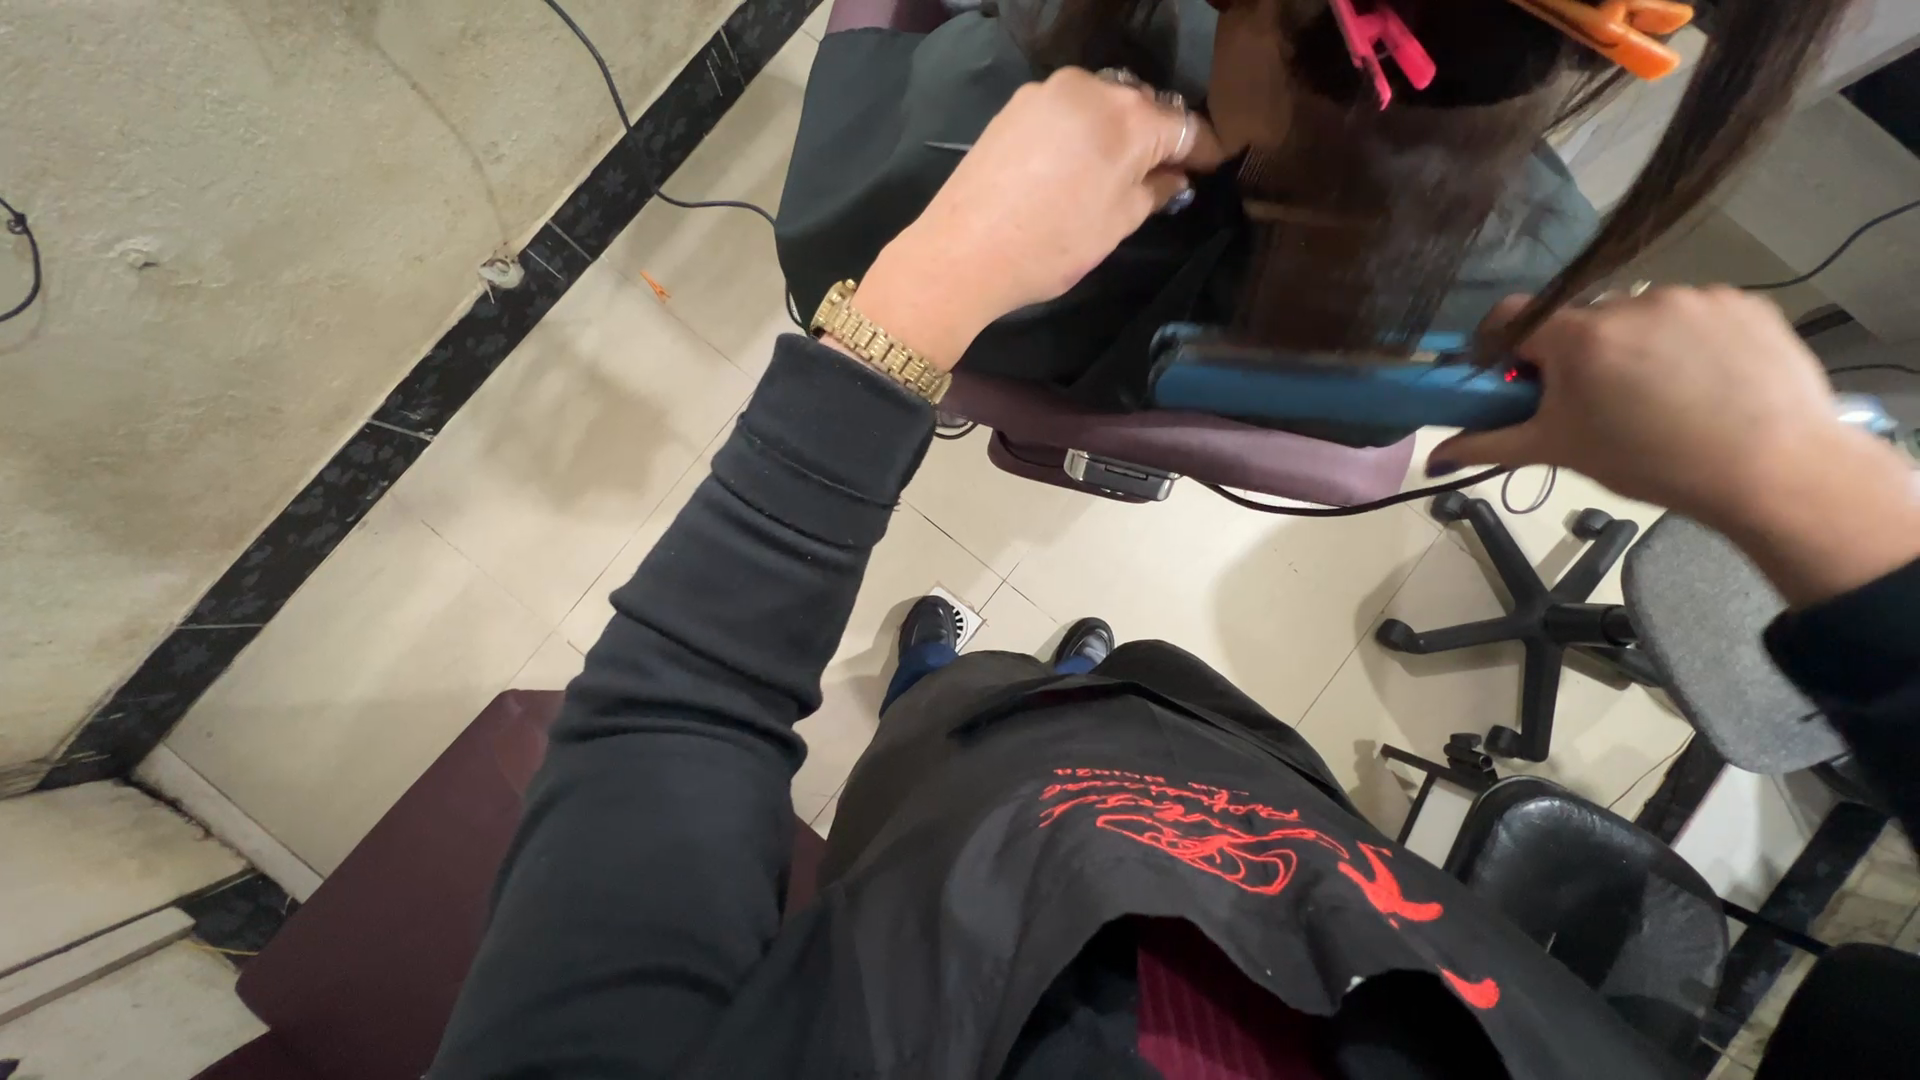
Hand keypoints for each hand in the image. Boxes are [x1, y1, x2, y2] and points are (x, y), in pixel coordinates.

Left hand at [844, 67, 1227, 370]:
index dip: (1203, 149)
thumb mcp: (1114, 227)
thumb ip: (1153, 192)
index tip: (1213, 166)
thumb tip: (1176, 176)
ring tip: (1115, 172)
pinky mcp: (1016, 106)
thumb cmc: (1048, 247)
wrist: (962, 253)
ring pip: (1102, 104)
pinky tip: (1076, 164)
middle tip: (1162, 174)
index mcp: (1128, 118)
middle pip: (1142, 106)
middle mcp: (1092, 88)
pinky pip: (1067, 111)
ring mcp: (1049, 91)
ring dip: (1117, 132)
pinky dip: (1082, 132)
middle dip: (1157, 138)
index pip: (1184, 125)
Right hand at [1433, 287, 1919, 604]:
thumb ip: (1487, 444)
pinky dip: (1682, 339)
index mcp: (1579, 338)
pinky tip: (1697, 378)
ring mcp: (1693, 298)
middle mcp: (1632, 303)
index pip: (1514, 315)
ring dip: (1630, 345)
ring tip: (1654, 392)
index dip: (1504, 343)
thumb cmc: (1646, 461)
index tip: (1515, 375)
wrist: (1772, 469)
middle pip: (1578, 321)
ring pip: (1636, 316)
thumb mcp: (1556, 451)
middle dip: (1575, 353)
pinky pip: (1689, 312)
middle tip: (1591, 399)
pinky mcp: (1743, 302)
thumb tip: (1433, 456)